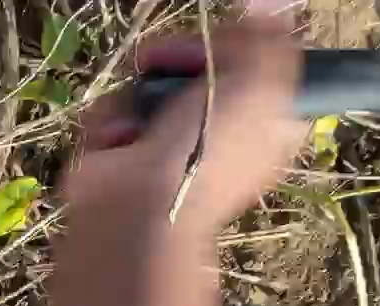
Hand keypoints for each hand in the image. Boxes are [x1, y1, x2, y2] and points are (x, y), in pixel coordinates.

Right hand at [65, 7, 302, 239]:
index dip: (242, 45)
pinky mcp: (120, 157)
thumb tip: (266, 3)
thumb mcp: (262, 81)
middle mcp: (214, 137)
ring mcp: (163, 149)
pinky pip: (112, 118)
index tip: (229, 40)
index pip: (257, 68)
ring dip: (138, 93)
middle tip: (169, 58)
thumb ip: (271, 37)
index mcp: (261, 127)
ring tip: (136, 108)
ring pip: (151, 90)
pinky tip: (115, 136)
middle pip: (200, 70)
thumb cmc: (206, 153)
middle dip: (181, 57)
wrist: (138, 211)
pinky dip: (108, 122)